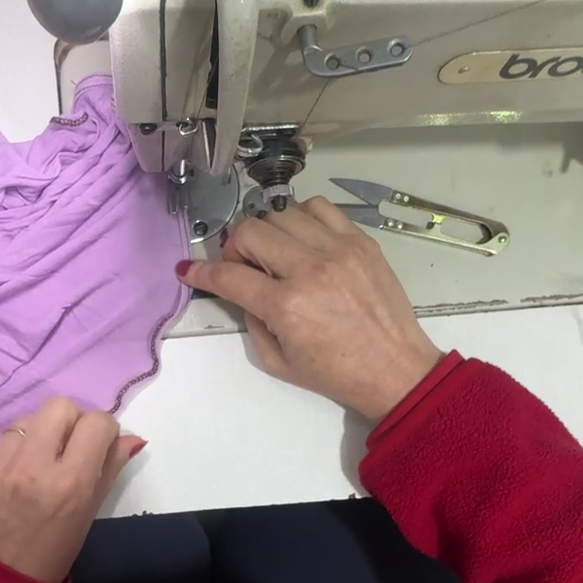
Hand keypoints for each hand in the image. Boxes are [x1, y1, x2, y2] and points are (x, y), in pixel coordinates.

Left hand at [0, 396, 143, 582]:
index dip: (103, 430)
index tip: (97, 444)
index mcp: (69, 484)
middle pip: (59, 406)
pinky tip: (7, 482)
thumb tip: (130, 438)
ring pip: (26, 421)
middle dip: (70, 421)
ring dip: (37, 437)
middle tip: (67, 446)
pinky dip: (10, 456)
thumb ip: (108, 471)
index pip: (96, 423)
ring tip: (34, 467)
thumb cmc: (49, 555)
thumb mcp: (86, 518)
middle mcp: (31, 468)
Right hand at [177, 200, 443, 419]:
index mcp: (286, 307)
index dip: (201, 273)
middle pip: (250, 232)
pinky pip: (319, 208)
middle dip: (234, 248)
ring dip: (267, 232)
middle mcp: (309, 270)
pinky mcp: (360, 241)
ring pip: (281, 214)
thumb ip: (252, 321)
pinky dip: (301, 218)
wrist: (394, 368)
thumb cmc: (334, 374)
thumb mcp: (277, 361)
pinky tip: (302, 240)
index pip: (228, 276)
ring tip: (274, 253)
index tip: (188, 270)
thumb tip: (242, 289)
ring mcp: (338, 250)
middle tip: (242, 266)